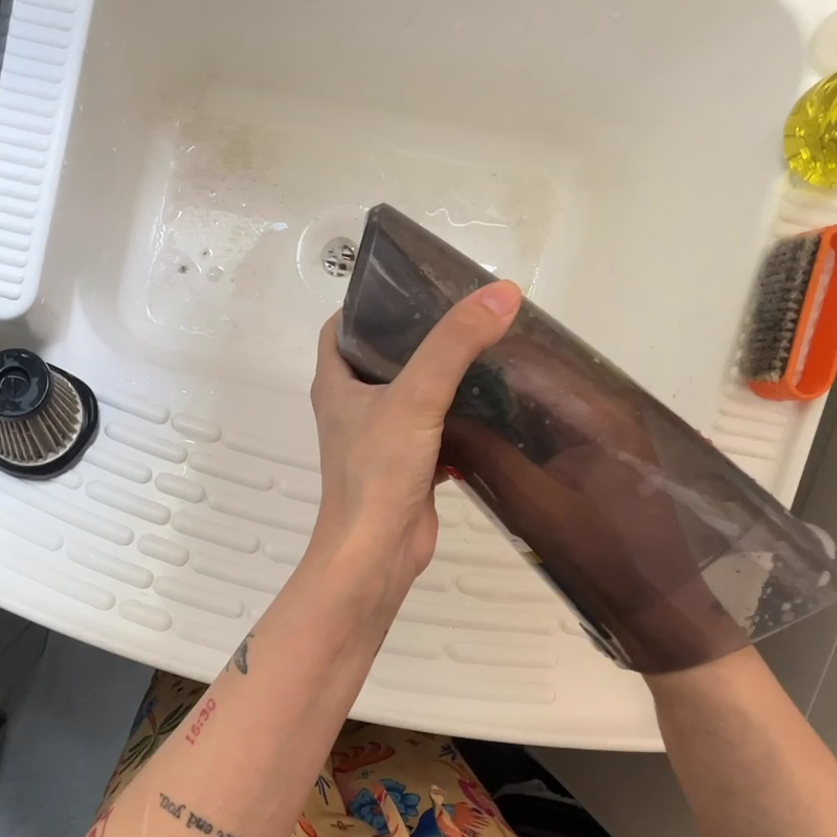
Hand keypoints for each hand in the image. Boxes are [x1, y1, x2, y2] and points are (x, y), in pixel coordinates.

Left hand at [306, 280, 521, 611]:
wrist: (377, 552)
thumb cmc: (377, 473)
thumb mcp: (415, 398)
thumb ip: (453, 346)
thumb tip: (500, 294)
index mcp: (336, 385)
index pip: (340, 328)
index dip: (368, 303)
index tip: (413, 284)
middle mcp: (353, 408)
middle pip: (382, 358)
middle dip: (419, 336)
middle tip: (467, 312)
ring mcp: (378, 439)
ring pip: (412, 395)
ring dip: (444, 377)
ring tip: (489, 349)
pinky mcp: (407, 466)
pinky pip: (435, 430)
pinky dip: (459, 418)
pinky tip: (495, 406)